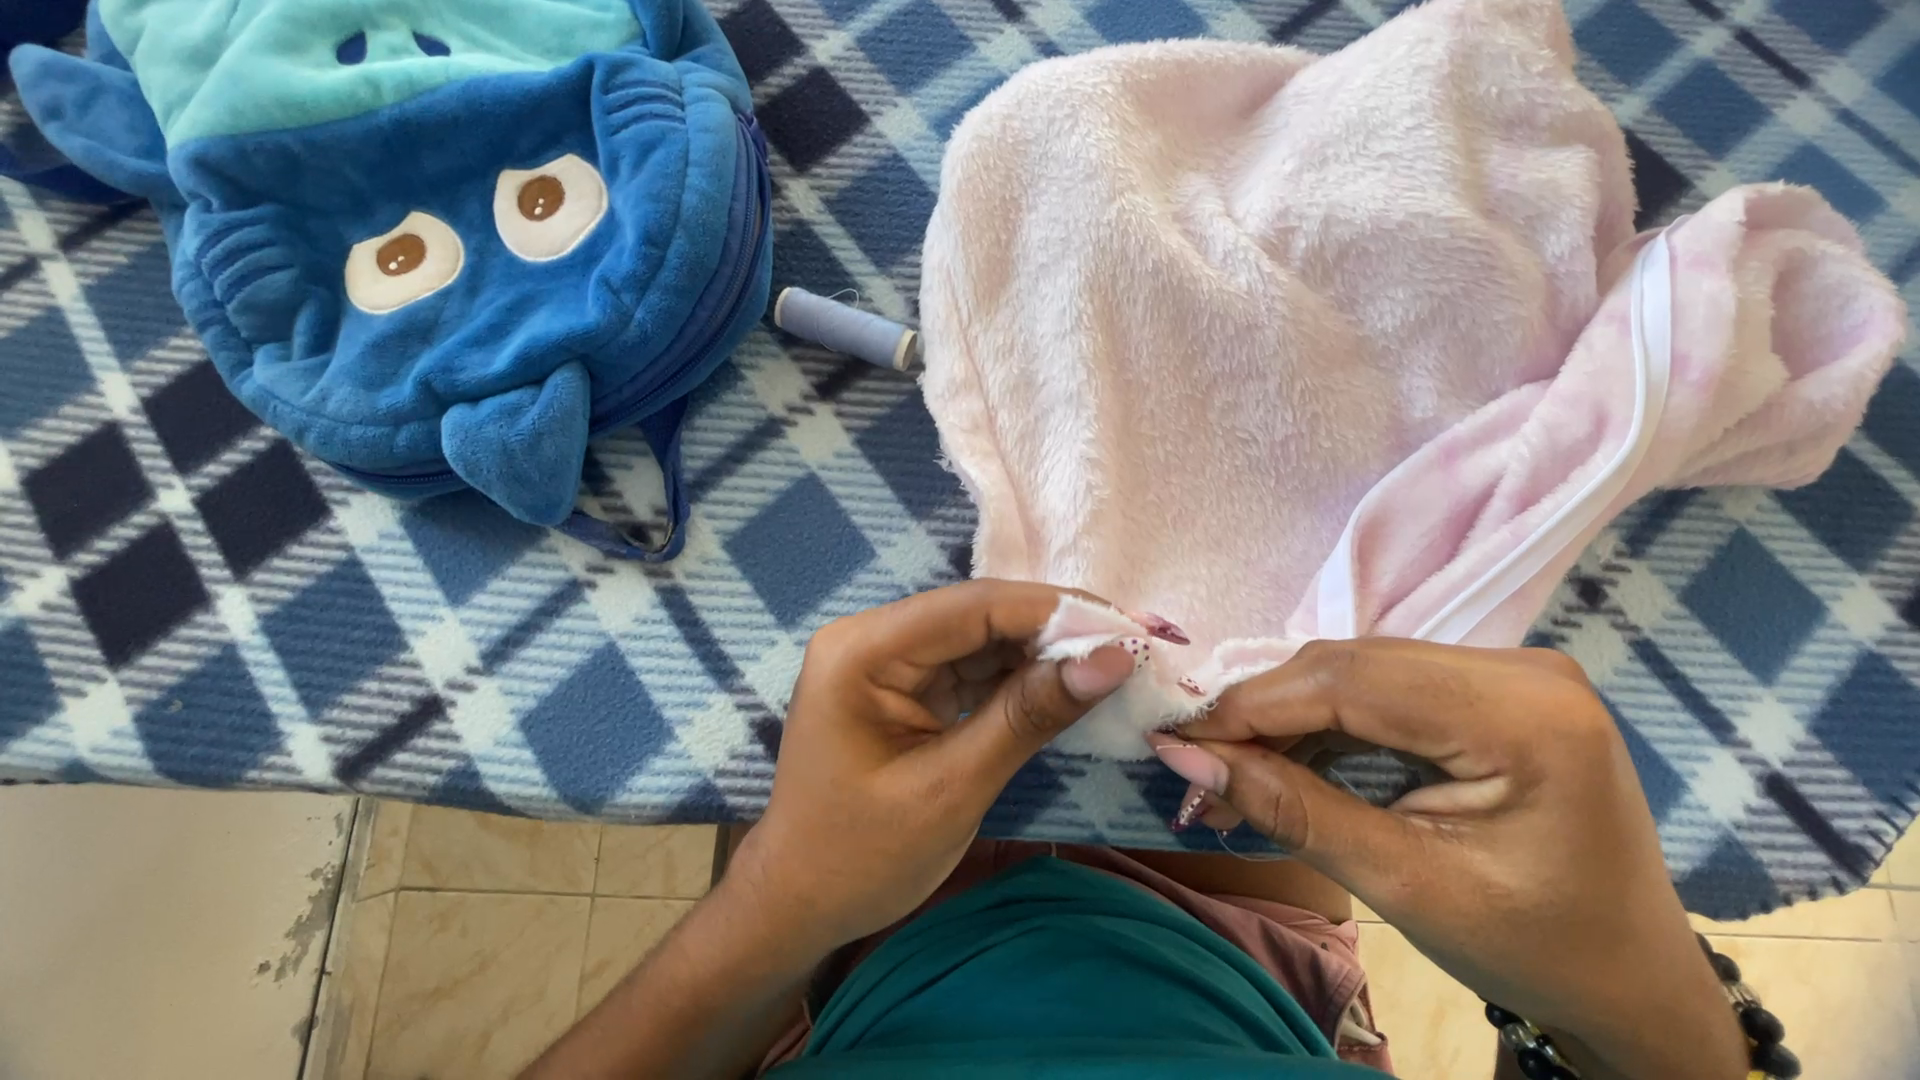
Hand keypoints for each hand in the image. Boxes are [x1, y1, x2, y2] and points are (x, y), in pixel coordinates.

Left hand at [725, 579, 1135, 955]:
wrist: (800, 904)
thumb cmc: (863, 856)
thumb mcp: (952, 788)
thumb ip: (1029, 716)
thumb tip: (1111, 660)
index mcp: (862, 652)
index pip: (972, 607)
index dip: (1054, 611)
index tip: (1127, 629)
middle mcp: (870, 639)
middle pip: (977, 615)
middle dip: (1053, 631)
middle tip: (1130, 648)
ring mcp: (884, 661)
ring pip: (979, 639)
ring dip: (1041, 654)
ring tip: (1110, 666)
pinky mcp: (901, 686)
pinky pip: (969, 668)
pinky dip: (1017, 679)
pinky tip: (1063, 687)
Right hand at [1150, 639, 1747, 1079]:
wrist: (1631, 977)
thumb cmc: (1534, 949)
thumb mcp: (1405, 887)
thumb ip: (1292, 810)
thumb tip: (1185, 760)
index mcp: (1522, 716)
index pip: (1348, 682)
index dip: (1249, 707)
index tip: (1176, 742)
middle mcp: (1518, 668)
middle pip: (1347, 667)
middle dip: (1260, 714)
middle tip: (1198, 767)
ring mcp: (1506, 670)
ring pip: (1354, 672)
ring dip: (1284, 719)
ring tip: (1231, 774)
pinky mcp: (1488, 687)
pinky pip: (1379, 688)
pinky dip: (1322, 724)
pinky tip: (1285, 762)